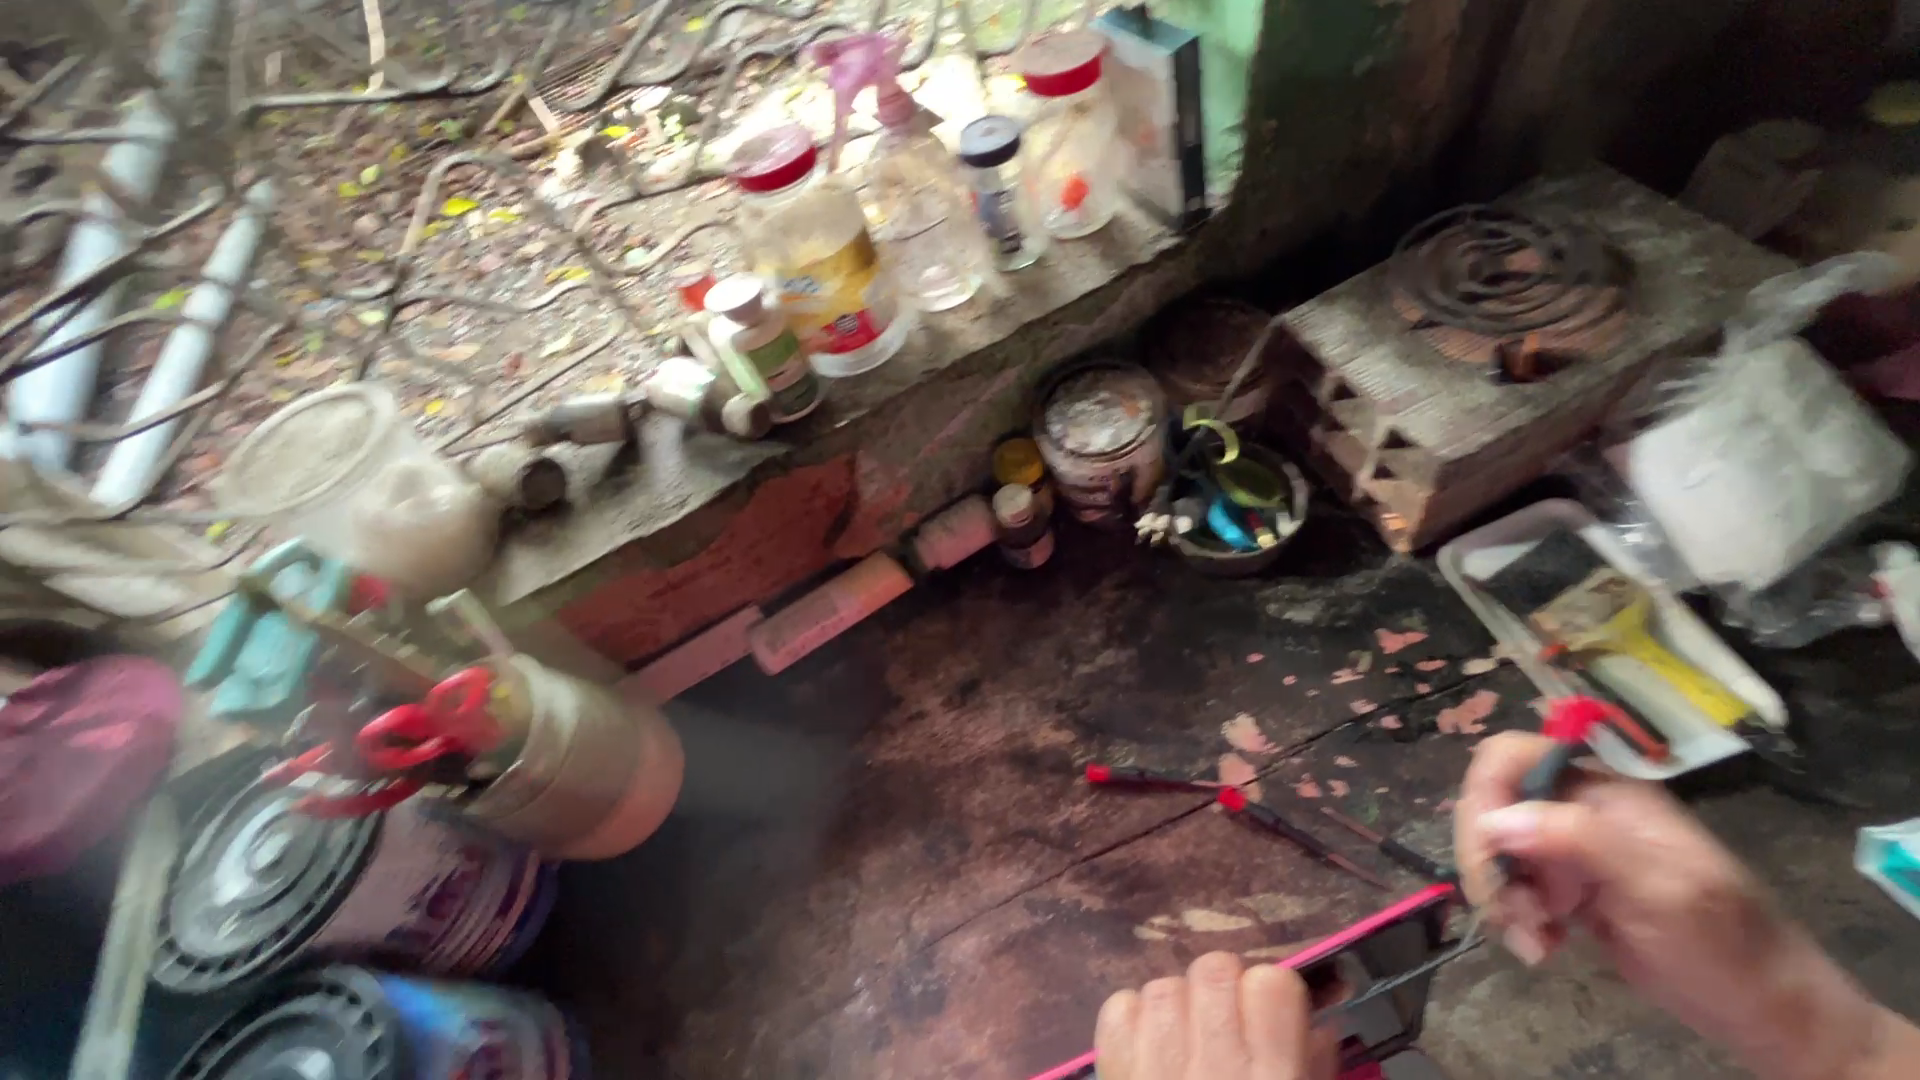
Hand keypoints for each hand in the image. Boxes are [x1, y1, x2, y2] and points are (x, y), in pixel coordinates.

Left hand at [1093, 952, 1336, 1079]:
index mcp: (1272, 1078)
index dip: (1273, 993)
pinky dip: (1134, 1020)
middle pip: (1213, 968)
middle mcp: (1214, 1066)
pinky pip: (1120, 1008)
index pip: (1271, 981)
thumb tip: (1319, 1021)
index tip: (1275, 1014)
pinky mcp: (1113, 1069)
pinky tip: (1150, 1049)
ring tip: (1189, 1042)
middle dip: (1224, 989)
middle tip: (1229, 1026)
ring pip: (1164, 985)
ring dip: (1179, 1006)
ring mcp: (1156, 1066)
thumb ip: (1312, 1067)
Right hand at [1455, 732, 1892, 1079]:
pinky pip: (1510, 884)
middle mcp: (1577, 810)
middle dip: (1488, 860)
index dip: (1485, 794)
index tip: (1489, 851)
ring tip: (1533, 941)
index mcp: (1603, 792)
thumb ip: (1579, 842)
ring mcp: (1568, 849)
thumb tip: (1492, 819)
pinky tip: (1541, 945)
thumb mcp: (1661, 891)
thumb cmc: (1728, 946)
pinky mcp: (1562, 887)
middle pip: (1491, 806)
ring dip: (1499, 895)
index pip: (1511, 757)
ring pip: (1493, 848)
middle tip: (1506, 913)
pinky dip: (1513, 915)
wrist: (1773, 1015)